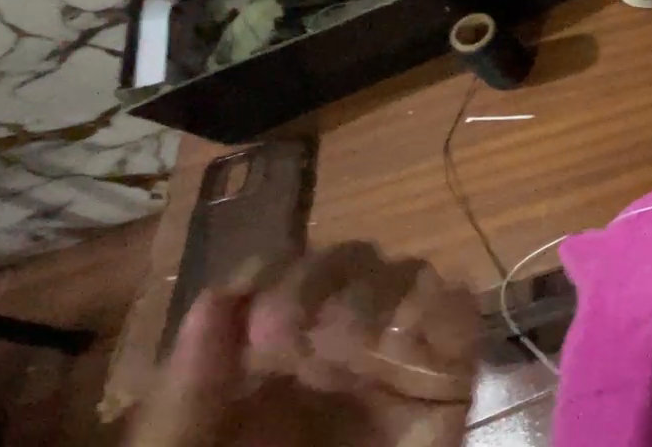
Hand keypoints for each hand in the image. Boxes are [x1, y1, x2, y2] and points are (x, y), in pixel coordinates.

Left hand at [127, 243, 479, 446]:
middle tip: (288, 331)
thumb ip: (188, 392)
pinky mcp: (451, 371)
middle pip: (353, 260)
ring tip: (347, 344)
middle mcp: (339, 337)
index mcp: (271, 350)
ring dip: (379, 293)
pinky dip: (445, 310)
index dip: (274, 272)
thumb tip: (211, 296)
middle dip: (323, 280)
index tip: (251, 313)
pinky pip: (462, 314)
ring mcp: (399, 351)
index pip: (285, 270)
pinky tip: (405, 344)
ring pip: (411, 274)